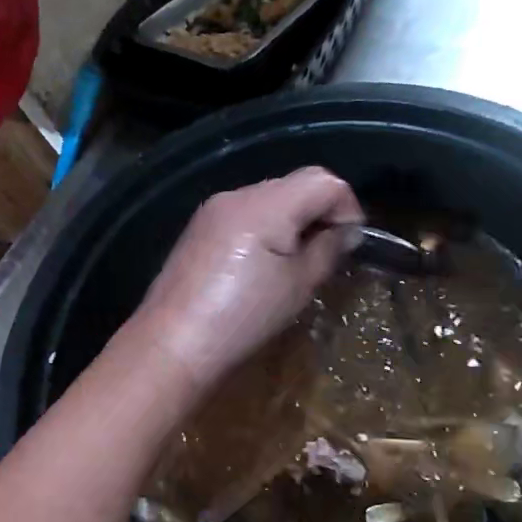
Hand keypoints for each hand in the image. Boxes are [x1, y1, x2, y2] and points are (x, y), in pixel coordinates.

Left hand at [130, 166, 362, 394]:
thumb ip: (328, 248)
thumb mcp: (299, 285)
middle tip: (324, 255)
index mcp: (265, 204)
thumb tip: (344, 230)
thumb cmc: (244, 316)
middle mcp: (236, 195)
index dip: (346, 207)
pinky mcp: (198, 227)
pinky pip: (242, 214)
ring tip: (292, 264)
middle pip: (293, 184)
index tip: (347, 243)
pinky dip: (262, 229)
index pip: (323, 180)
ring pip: (267, 198)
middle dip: (318, 212)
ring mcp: (212, 210)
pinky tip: (260, 266)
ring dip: (290, 221)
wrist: (174, 341)